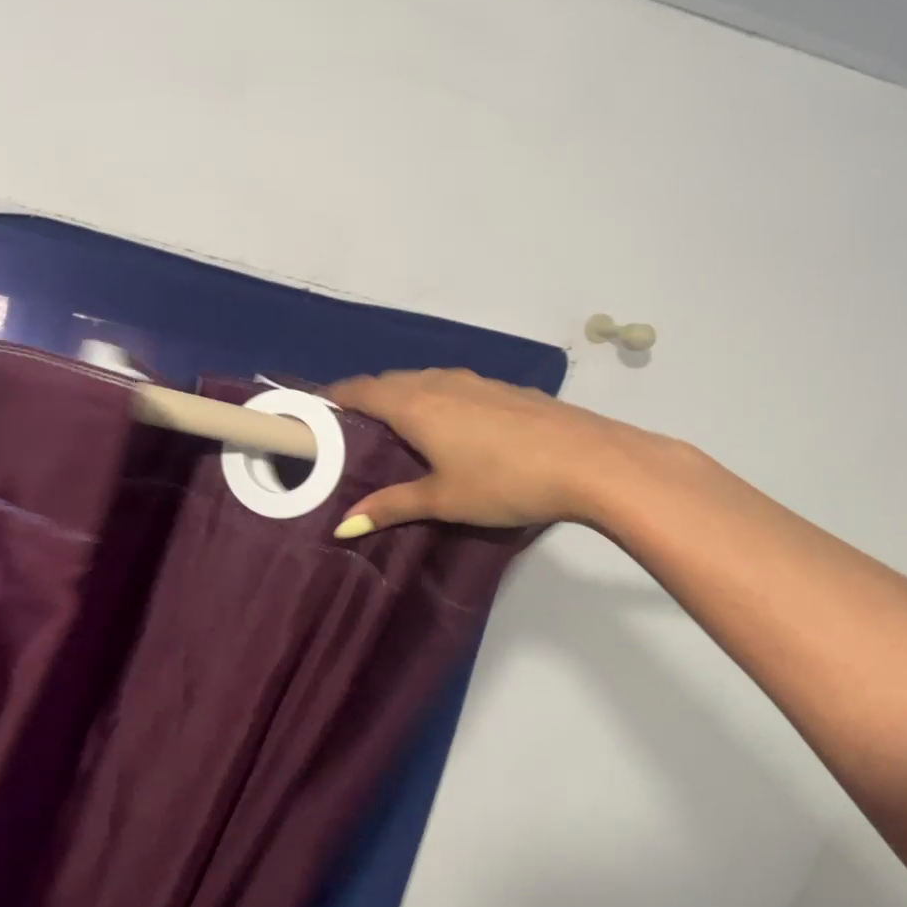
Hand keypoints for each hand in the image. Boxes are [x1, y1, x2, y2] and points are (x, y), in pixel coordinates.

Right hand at [326, 368, 662, 535]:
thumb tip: (343, 526)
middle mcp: (441, 383)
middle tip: (351, 429)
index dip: (333, 398)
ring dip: (403, 396)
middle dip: (365, 398)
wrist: (593, 462)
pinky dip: (436, 399)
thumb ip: (391, 507)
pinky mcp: (507, 390)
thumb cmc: (505, 481)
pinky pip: (455, 387)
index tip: (313, 412)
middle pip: (390, 381)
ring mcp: (478, 382)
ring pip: (425, 381)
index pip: (361, 390)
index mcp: (416, 405)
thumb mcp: (443, 500)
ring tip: (395, 428)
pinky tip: (450, 427)